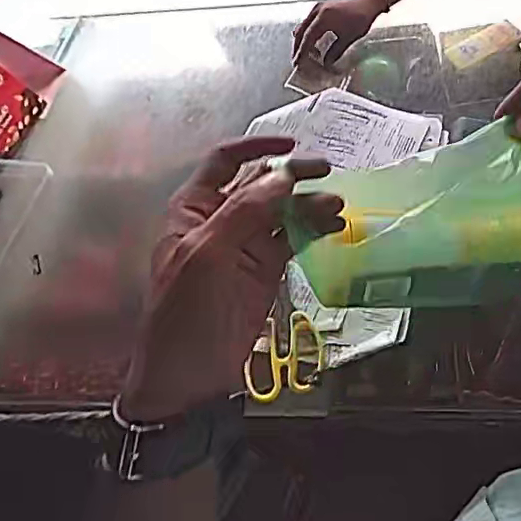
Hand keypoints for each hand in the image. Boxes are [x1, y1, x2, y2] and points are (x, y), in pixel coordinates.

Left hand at [121, 137, 343, 421]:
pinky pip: (294, 236)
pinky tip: (333, 224)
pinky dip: (314, 227)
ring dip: (309, 203)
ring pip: (283, 209)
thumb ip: (244, 211)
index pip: (224, 161)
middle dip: (293, 174)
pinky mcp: (267, 266)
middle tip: (325, 171)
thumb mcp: (207, 255)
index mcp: (195, 208)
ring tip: (336, 205)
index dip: (256, 146)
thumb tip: (282, 174)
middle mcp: (222, 218)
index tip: (291, 144)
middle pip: (262, 182)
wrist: (188, 377)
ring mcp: (247, 243)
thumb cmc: (184, 313)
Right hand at [292, 0, 385, 66]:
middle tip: (296, 60)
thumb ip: (335, 51)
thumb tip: (326, 64)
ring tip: (303, 54)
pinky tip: (312, 42)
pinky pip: (309, 21)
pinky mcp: (321, 7)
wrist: (368, 3)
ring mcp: (318, 8)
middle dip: (298, 47)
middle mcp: (317, 11)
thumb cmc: (361, 19)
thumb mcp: (349, 38)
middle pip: (302, 32)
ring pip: (303, 26)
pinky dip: (307, 32)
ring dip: (302, 40)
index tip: (297, 62)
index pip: (308, 38)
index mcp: (323, 18)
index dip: (301, 51)